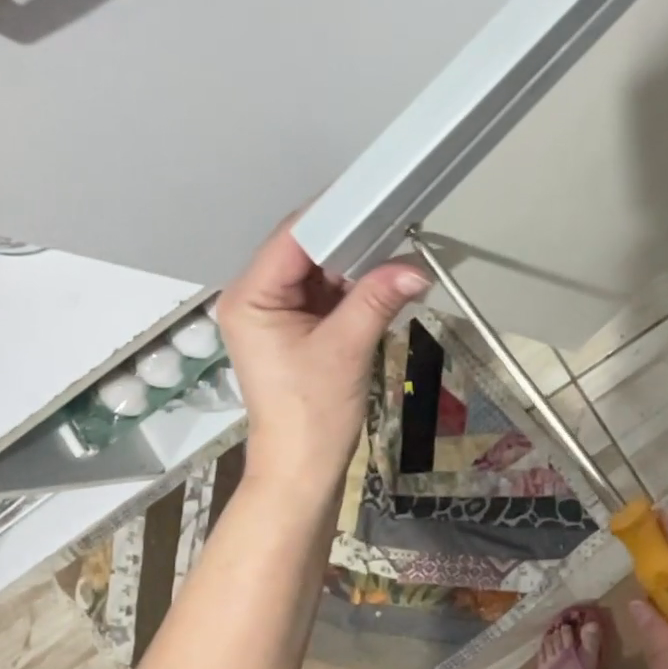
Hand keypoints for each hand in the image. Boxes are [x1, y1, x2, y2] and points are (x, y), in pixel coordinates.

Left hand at [213, 217, 429, 483]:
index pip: (294, 238)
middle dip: (353, 243)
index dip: (336, 218)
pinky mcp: (298, 331)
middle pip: (307, 252)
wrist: (304, 467)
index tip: (378, 201)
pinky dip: (356, 292)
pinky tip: (385, 284)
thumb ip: (378, 300)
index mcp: (251, 297)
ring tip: (398, 254)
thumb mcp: (346, 349)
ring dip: (358, 268)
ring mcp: (277, 315)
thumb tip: (416, 267)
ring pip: (321, 274)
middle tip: (398, 228)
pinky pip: (328, 297)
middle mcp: (257, 298)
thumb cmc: (312, 414)